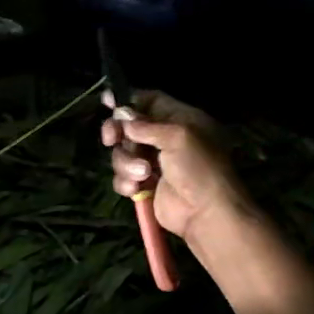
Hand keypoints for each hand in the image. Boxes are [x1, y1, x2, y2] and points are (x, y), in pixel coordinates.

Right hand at [100, 90, 256, 241]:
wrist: (206, 213)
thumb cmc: (199, 168)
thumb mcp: (177, 136)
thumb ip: (146, 124)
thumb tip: (121, 114)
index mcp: (180, 119)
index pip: (150, 100)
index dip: (129, 101)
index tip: (107, 102)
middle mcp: (165, 138)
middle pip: (129, 126)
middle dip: (118, 133)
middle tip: (111, 139)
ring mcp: (154, 162)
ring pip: (123, 153)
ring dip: (126, 163)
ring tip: (143, 175)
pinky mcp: (145, 185)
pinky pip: (123, 177)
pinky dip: (126, 182)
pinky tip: (136, 189)